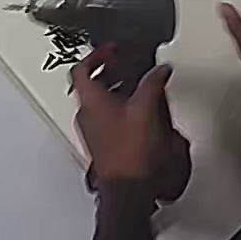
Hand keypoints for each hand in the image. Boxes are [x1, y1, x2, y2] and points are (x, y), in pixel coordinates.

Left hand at [70, 48, 173, 182]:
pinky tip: (138, 108)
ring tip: (134, 83)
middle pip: (89, 83)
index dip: (95, 55)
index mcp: (90, 102)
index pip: (81, 69)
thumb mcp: (145, 110)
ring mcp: (93, 130)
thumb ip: (152, 84)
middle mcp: (87, 115)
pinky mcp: (103, 142)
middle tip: (121, 63)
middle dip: (107, 70)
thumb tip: (159, 71)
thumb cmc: (129, 154)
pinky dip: (118, 105)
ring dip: (114, 87)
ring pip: (98, 100)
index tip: (110, 50)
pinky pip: (106, 116)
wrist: (129, 189)